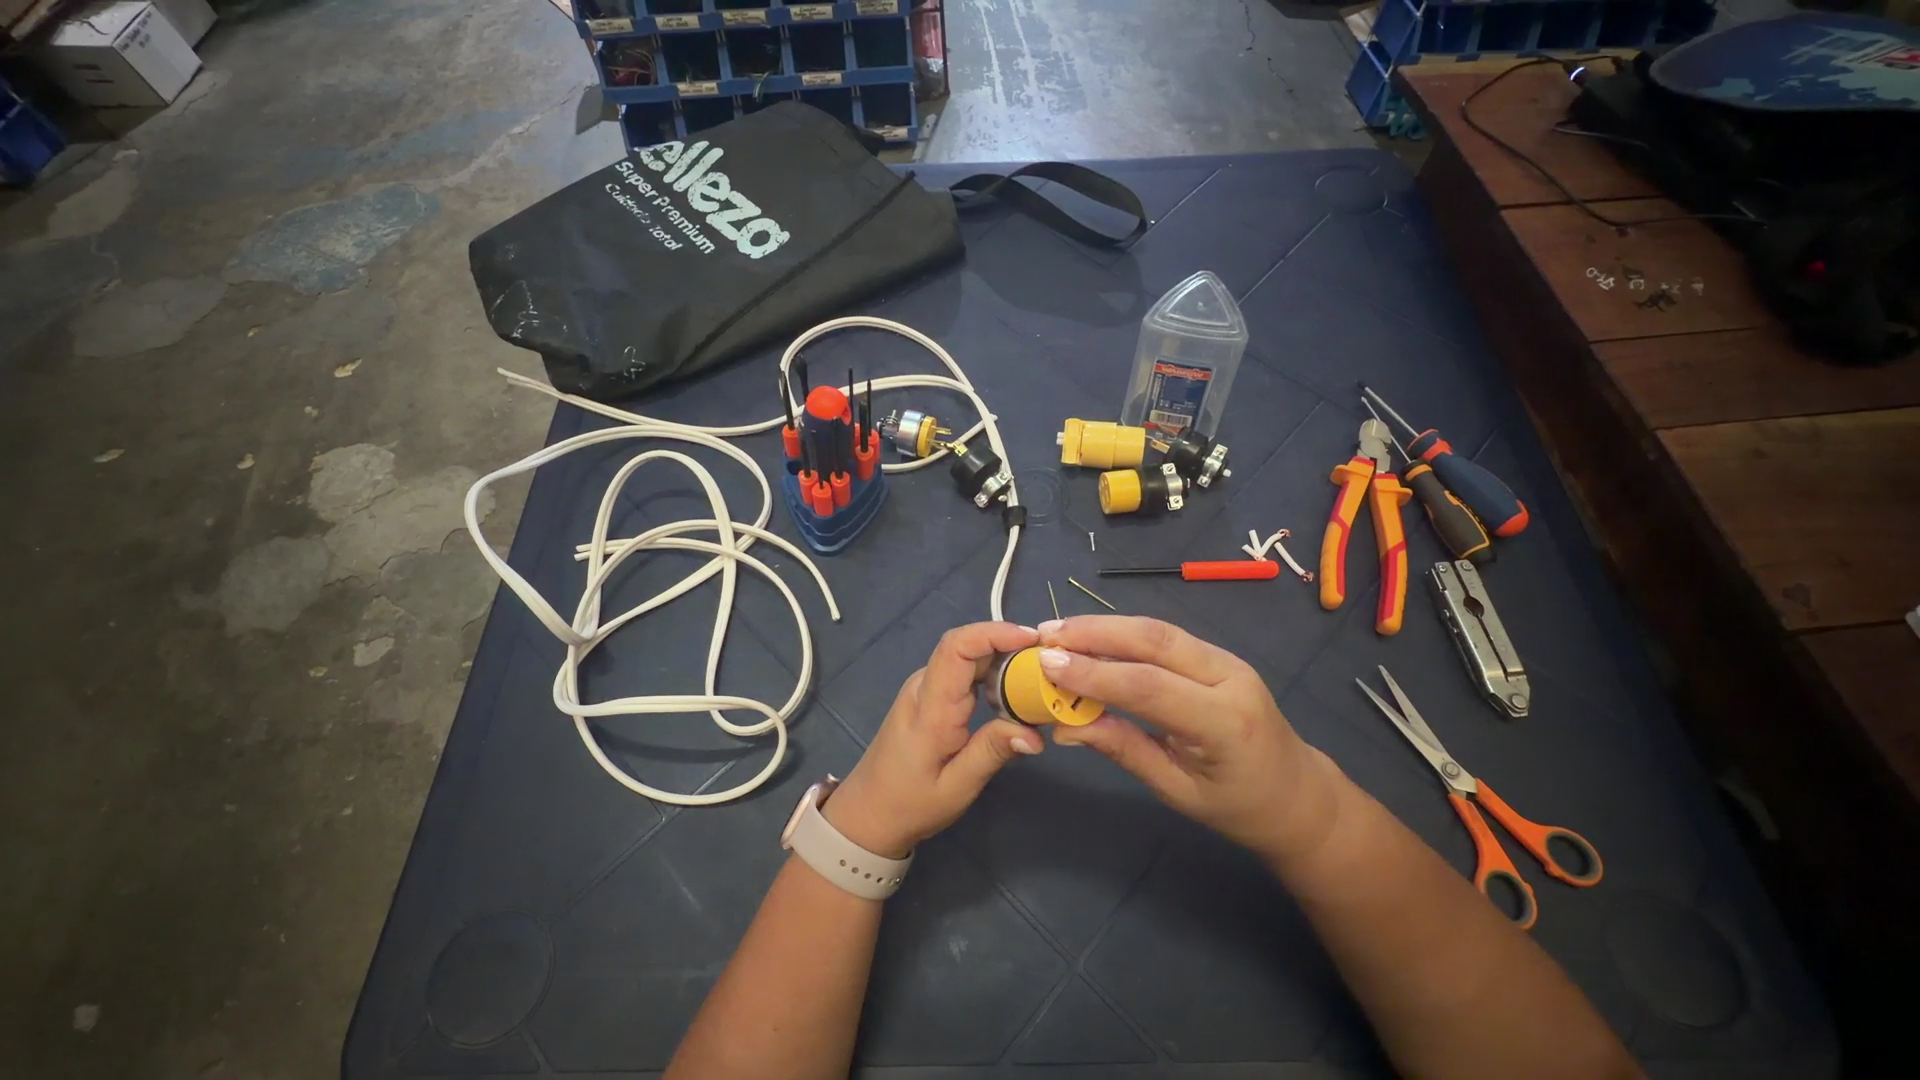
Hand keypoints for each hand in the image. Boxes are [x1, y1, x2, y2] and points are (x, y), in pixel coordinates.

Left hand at [823, 622, 1043, 859]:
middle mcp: (924, 687)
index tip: (1032, 640)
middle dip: (1009, 645)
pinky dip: (991, 674)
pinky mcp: (929, 697)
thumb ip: (993, 753)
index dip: (994, 633)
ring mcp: (924, 689)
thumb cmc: (910, 804)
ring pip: (967, 658)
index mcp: (930, 707)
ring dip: (1003, 659)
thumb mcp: (957, 788)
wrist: (867, 814)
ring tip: (1040, 677)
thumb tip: (1036, 734)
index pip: (957, 648)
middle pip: (966, 647)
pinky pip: (963, 673)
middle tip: (1050, 663)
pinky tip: (1015, 693)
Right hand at [1034, 616, 1342, 863]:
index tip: (1046, 663)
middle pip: (1155, 640)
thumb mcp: (1177, 790)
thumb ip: (1124, 749)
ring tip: (1059, 631)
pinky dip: (1125, 634)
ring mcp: (1227, 660)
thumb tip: (1066, 725)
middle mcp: (1229, 678)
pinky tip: (1093, 638)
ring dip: (1106, 626)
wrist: (1298, 794)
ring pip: (1159, 629)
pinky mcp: (1218, 656)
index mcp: (1224, 722)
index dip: (1095, 672)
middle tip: (1045, 634)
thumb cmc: (1238, 806)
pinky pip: (1166, 637)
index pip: (1149, 686)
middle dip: (1096, 632)